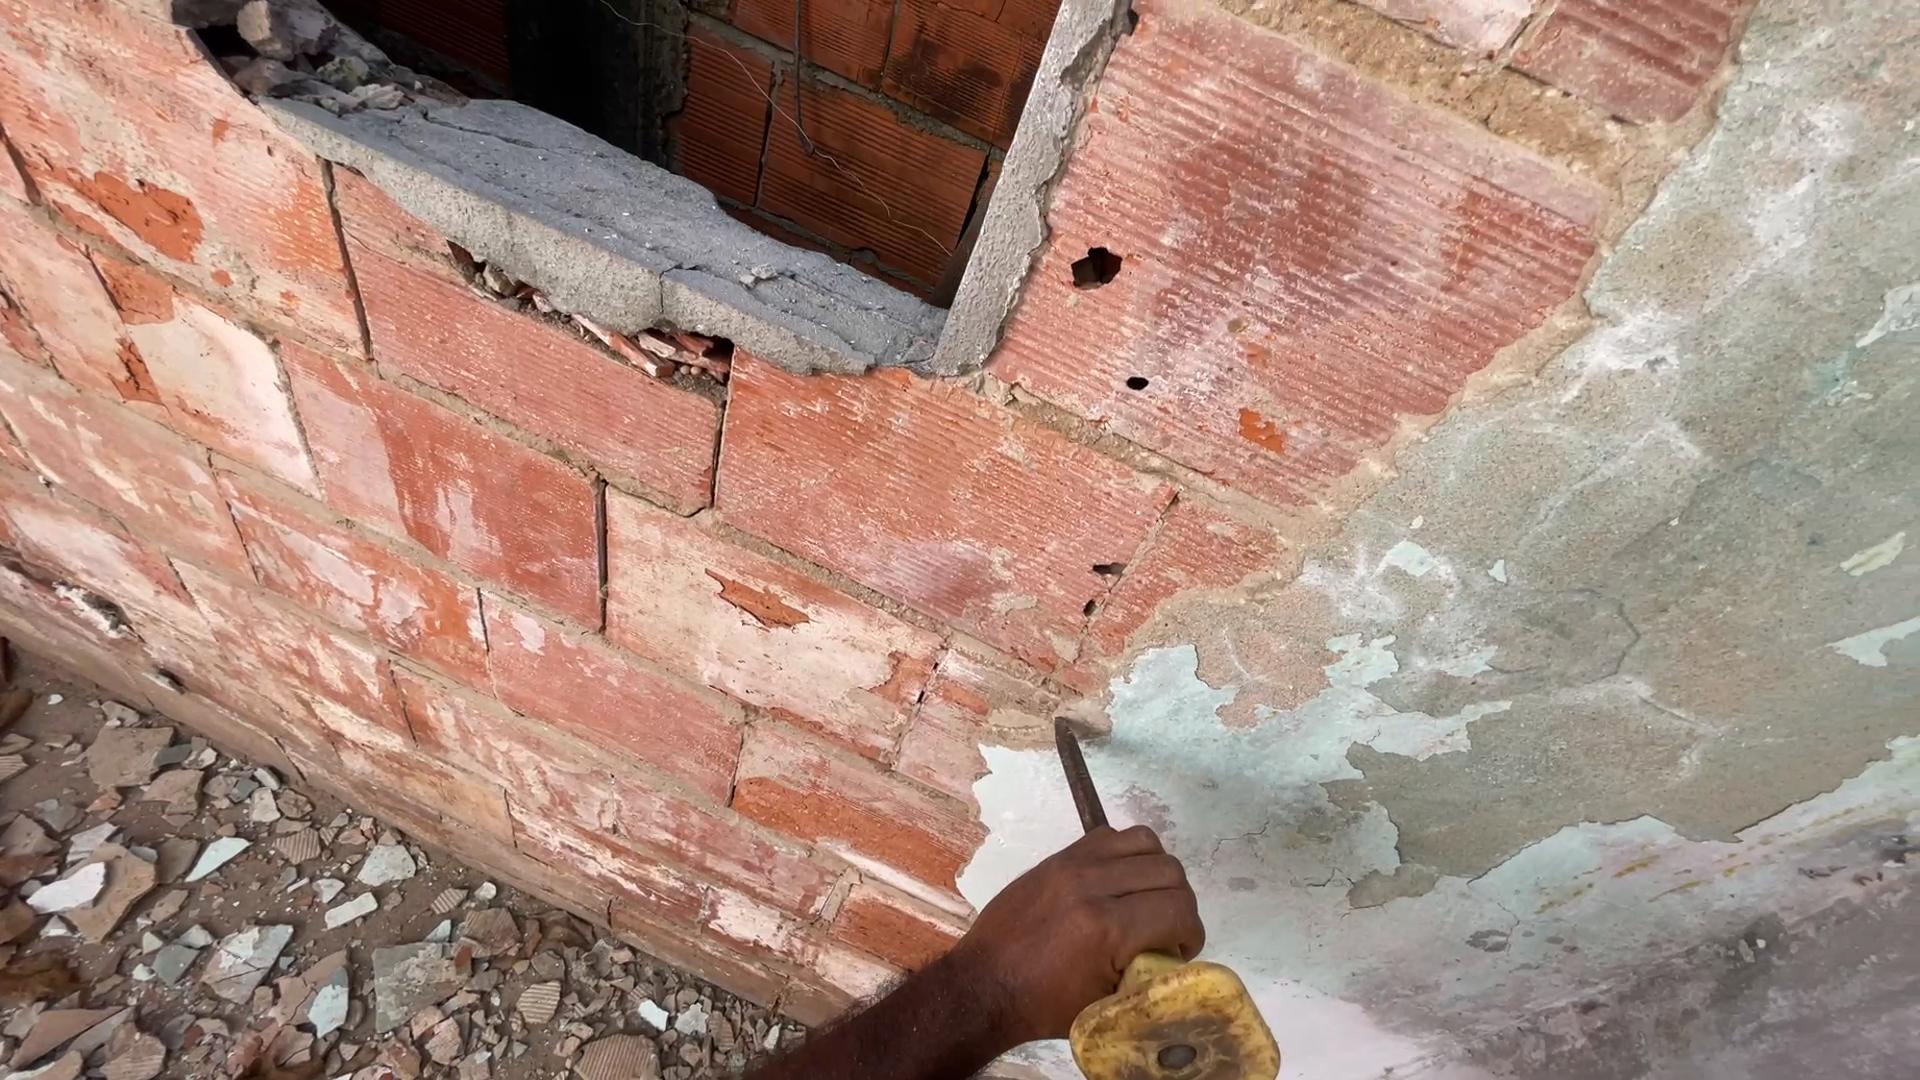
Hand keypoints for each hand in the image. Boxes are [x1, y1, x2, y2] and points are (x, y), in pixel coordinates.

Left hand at [951, 825, 1204, 1046]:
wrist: (986, 980)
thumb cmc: (1045, 1004)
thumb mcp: (1107, 1001)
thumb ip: (1148, 970)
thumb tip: (1176, 953)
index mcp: (1106, 927)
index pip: (1179, 909)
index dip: (1191, 934)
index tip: (1179, 952)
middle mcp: (1092, 883)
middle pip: (1169, 870)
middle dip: (1179, 903)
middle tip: (1166, 930)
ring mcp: (1073, 862)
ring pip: (1145, 841)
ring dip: (1156, 871)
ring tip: (1145, 900)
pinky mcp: (1060, 854)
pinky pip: (1110, 834)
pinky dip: (1126, 854)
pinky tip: (1118, 883)